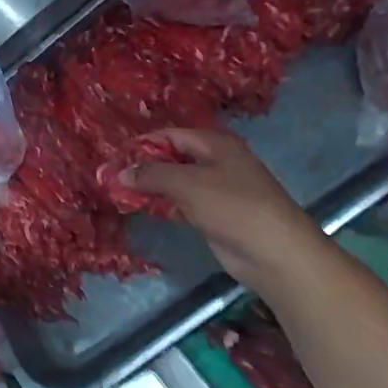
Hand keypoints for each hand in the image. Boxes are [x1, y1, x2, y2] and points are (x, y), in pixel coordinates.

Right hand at [125, 128, 329, 293]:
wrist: (274, 251)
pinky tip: (143, 208)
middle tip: (114, 176)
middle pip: (173, 157)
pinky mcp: (214, 214)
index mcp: (216, 145)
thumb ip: (152, 174)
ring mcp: (216, 189)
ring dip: (151, 186)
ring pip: (176, 181)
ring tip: (120, 192)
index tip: (116, 156)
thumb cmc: (233, 206)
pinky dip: (163, 203)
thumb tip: (121, 172)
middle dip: (144, 165)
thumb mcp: (188, 183)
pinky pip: (182, 202)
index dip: (143, 144)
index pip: (171, 135)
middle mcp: (216, 162)